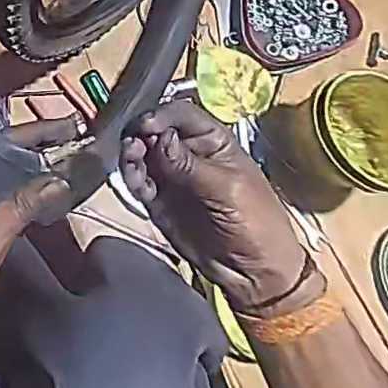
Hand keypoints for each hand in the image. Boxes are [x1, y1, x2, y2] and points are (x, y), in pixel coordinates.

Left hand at [0, 115, 77, 336]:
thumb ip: (24, 206)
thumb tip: (60, 181)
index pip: (4, 137)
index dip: (39, 132)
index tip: (69, 126)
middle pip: (0, 144)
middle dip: (36, 142)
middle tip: (72, 136)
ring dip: (25, 160)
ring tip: (61, 156)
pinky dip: (12, 178)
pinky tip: (34, 184)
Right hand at [119, 100, 313, 312]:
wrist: (255, 273)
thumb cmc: (256, 222)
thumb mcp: (228, 190)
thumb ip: (190, 166)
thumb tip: (161, 138)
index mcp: (211, 139)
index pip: (181, 114)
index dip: (162, 115)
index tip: (146, 126)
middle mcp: (187, 151)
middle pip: (155, 130)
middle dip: (141, 132)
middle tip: (133, 144)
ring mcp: (171, 176)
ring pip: (142, 154)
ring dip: (132, 153)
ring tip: (131, 158)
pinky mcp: (159, 200)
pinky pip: (139, 182)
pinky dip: (132, 178)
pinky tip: (135, 181)